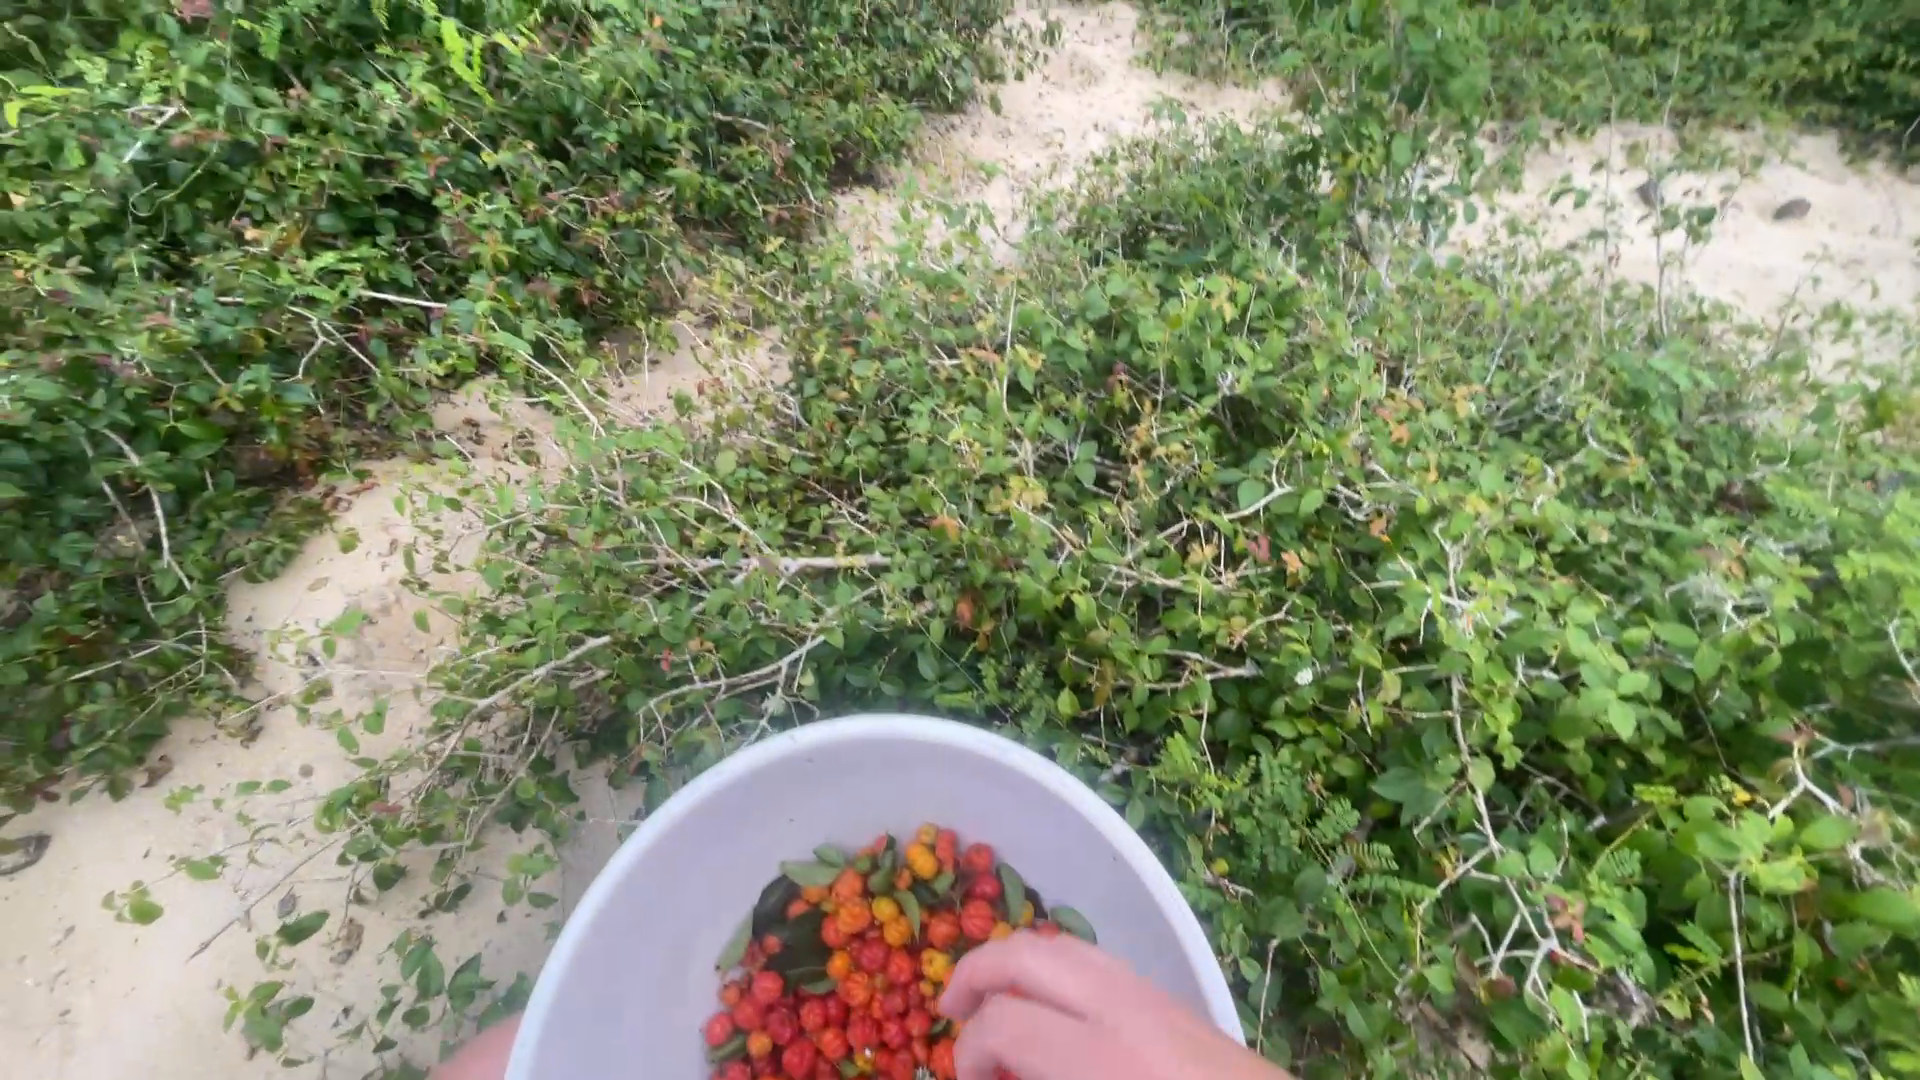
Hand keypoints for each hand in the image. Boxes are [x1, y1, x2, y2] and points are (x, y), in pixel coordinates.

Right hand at [939, 934, 1293, 1079]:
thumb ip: (1046, 1079)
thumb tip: (997, 1069)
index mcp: (1105, 1057)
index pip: (1008, 1025)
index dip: (969, 1051)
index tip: (963, 1078)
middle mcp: (1120, 1005)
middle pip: (1026, 955)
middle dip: (976, 973)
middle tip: (949, 1008)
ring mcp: (1145, 990)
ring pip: (1058, 945)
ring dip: (1012, 962)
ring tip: (987, 996)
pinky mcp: (1162, 993)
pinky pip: (1089, 958)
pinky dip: (1050, 965)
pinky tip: (1043, 1000)